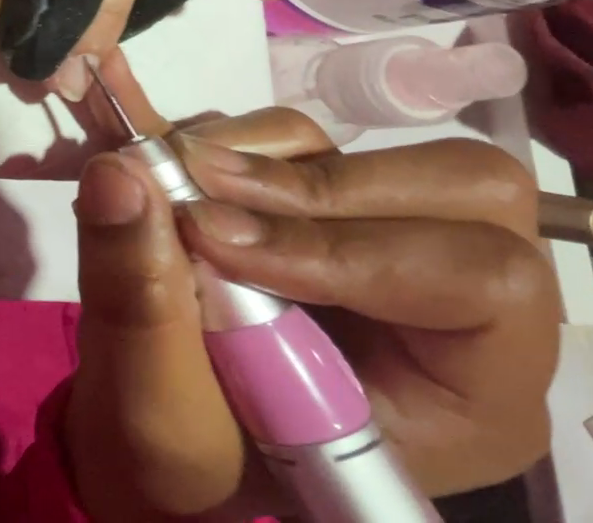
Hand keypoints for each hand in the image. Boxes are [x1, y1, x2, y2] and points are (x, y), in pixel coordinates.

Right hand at [65, 57, 559, 520]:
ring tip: (165, 181)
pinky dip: (222, 142)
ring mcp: (381, 241)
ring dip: (255, 155)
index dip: (341, 244)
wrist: (162, 435)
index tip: (208, 237)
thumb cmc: (185, 453)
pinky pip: (290, 139)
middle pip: (455, 190)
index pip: (476, 281)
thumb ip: (139, 301)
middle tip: (194, 186)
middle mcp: (450, 305)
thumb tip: (116, 173)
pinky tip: (166, 179)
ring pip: (367, 149)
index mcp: (467, 394)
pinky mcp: (312, 206)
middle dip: (312, 183)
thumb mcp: (156, 408)